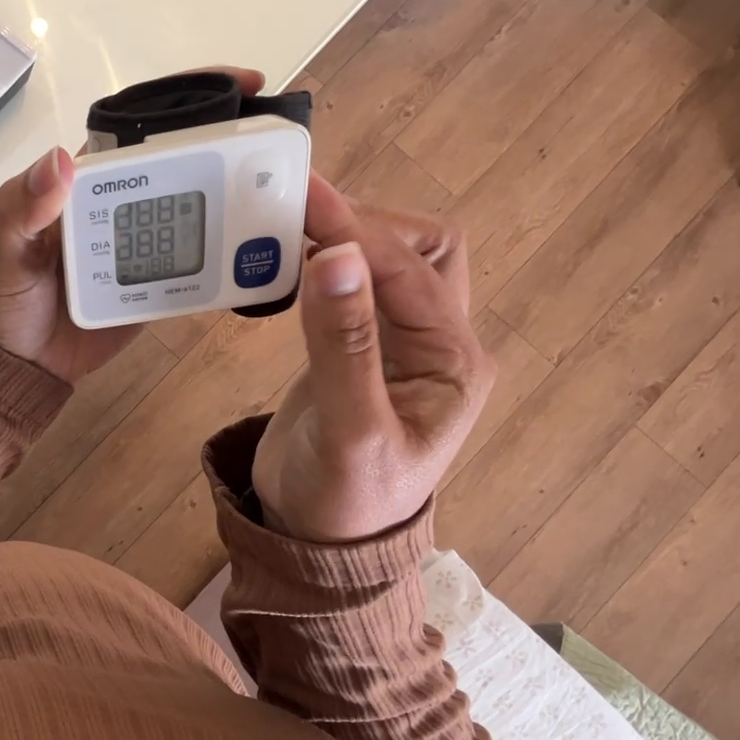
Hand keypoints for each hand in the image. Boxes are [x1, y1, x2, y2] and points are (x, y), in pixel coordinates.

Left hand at [0, 66, 267, 383]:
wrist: (20, 364)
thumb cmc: (7, 298)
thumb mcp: (7, 248)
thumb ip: (23, 206)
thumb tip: (60, 160)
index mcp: (93, 180)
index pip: (148, 123)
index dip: (197, 98)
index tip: (249, 86)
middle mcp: (127, 202)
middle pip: (193, 163)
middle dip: (243, 152)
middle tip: (289, 156)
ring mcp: (149, 242)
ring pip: (208, 208)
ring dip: (251, 202)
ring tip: (299, 201)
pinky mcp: (161, 282)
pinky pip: (206, 262)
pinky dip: (238, 257)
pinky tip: (274, 255)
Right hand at [252, 175, 493, 542]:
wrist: (311, 541)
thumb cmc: (341, 500)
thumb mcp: (348, 429)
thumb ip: (343, 346)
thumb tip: (337, 256)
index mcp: (452, 361)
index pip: (411, 271)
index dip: (359, 232)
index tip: (304, 197)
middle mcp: (433, 344)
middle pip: (420, 252)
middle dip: (366, 224)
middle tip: (299, 212)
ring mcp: (393, 348)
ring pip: (387, 267)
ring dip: (346, 241)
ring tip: (288, 228)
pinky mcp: (353, 354)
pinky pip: (348, 294)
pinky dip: (321, 269)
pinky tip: (286, 265)